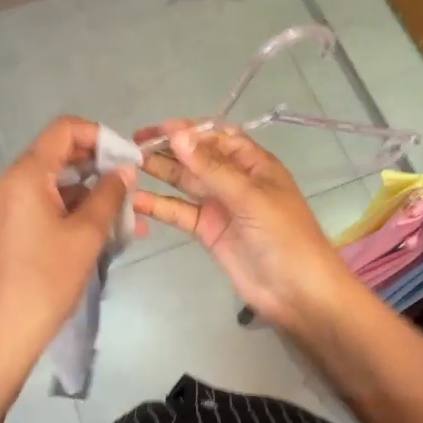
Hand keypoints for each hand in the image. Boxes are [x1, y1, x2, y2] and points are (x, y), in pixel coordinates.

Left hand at [0, 117, 132, 364]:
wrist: (4, 331)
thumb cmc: (47, 278)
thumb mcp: (86, 234)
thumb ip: (109, 195)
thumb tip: (125, 170)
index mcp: (26, 174)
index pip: (65, 130)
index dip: (100, 135)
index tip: (128, 157)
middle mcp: (12, 180)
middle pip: (60, 153)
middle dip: (99, 163)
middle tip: (133, 183)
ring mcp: (10, 203)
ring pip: (57, 180)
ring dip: (92, 189)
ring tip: (129, 211)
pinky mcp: (13, 225)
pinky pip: (48, 202)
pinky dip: (76, 207)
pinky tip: (107, 227)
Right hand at [132, 122, 351, 330]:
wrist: (298, 293)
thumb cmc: (284, 236)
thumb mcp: (250, 197)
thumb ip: (211, 168)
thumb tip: (177, 135)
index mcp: (252, 163)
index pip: (216, 136)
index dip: (188, 131)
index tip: (157, 130)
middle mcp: (234, 179)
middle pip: (195, 156)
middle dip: (166, 149)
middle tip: (130, 145)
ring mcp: (219, 205)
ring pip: (183, 182)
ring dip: (158, 172)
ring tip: (124, 166)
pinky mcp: (207, 230)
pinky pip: (179, 212)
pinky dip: (158, 205)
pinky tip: (134, 199)